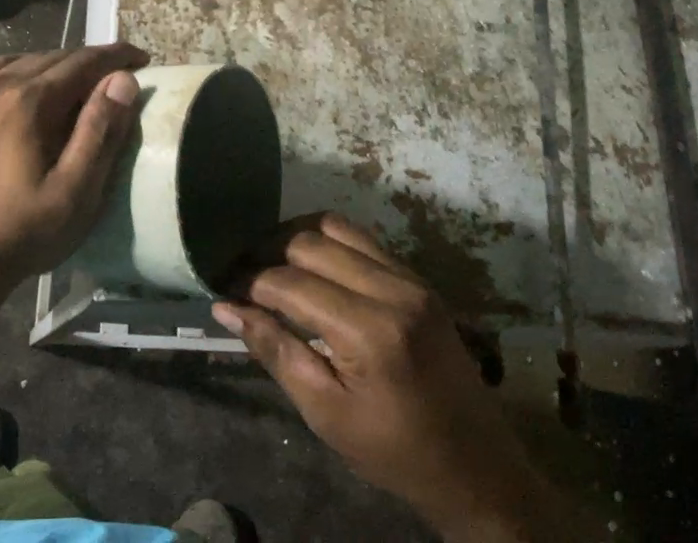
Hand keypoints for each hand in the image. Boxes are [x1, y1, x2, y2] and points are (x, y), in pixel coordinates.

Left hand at [0, 43, 149, 283]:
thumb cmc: (22, 231)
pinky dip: (25, 71)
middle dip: (91, 62)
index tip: (143, 58)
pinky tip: (35, 90)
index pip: (82, 62)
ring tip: (83, 84)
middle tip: (121, 77)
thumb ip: (100, 131)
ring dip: (58, 65)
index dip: (116, 57)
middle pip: (54, 58)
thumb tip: (123, 79)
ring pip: (25, 62)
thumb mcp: (75, 191)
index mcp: (28, 101)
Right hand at [214, 214, 564, 541]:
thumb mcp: (324, 412)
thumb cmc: (394, 451)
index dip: (247, 282)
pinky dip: (327, 245)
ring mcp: (410, 279)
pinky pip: (362, 241)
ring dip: (296, 240)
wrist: (476, 468)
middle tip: (240, 277)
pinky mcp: (418, 280)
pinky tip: (308, 271)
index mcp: (369, 330)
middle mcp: (393, 290)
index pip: (288, 282)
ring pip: (336, 228)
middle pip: (309, 241)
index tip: (221, 290)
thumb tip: (224, 307)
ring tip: (269, 266)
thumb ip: (274, 350)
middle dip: (266, 253)